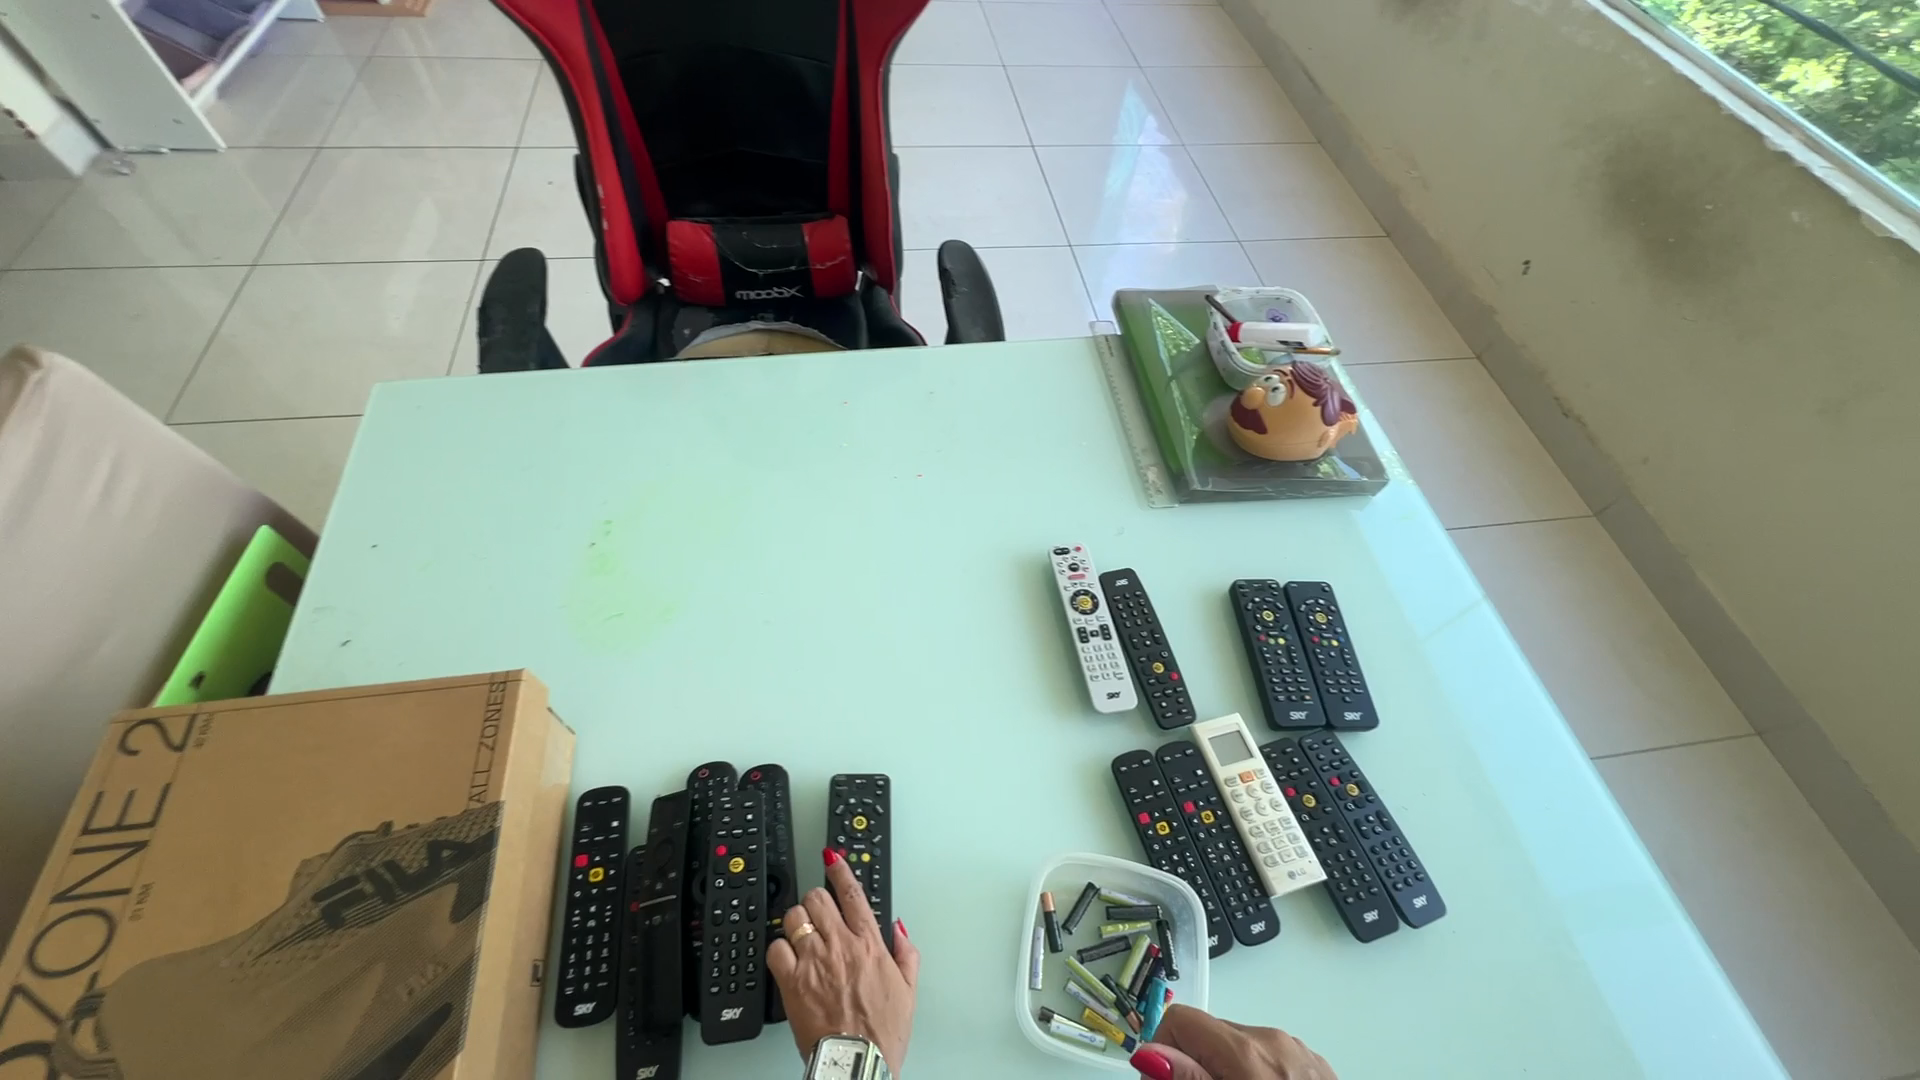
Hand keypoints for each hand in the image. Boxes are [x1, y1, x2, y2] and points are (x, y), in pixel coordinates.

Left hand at [767, 848, 920, 1073]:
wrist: (856, 1064)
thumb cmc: (881, 1033)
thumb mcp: (908, 990)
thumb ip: (907, 953)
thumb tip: (899, 927)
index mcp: (869, 944)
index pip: (852, 892)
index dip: (839, 869)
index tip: (831, 857)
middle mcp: (840, 945)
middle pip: (817, 898)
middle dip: (815, 898)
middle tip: (817, 908)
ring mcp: (814, 962)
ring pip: (795, 917)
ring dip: (796, 921)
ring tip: (800, 933)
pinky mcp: (792, 982)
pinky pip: (776, 948)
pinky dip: (778, 948)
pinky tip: (786, 956)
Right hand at [1130, 1005, 1336, 1079]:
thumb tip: (1147, 1052)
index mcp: (1246, 1049)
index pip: (1180, 1020)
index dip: (1163, 1054)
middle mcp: (1273, 1039)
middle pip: (1208, 1033)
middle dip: (1194, 1069)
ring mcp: (1302, 1053)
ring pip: (1239, 1049)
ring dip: (1224, 1074)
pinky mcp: (1322, 1070)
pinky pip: (1272, 1061)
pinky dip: (1257, 1079)